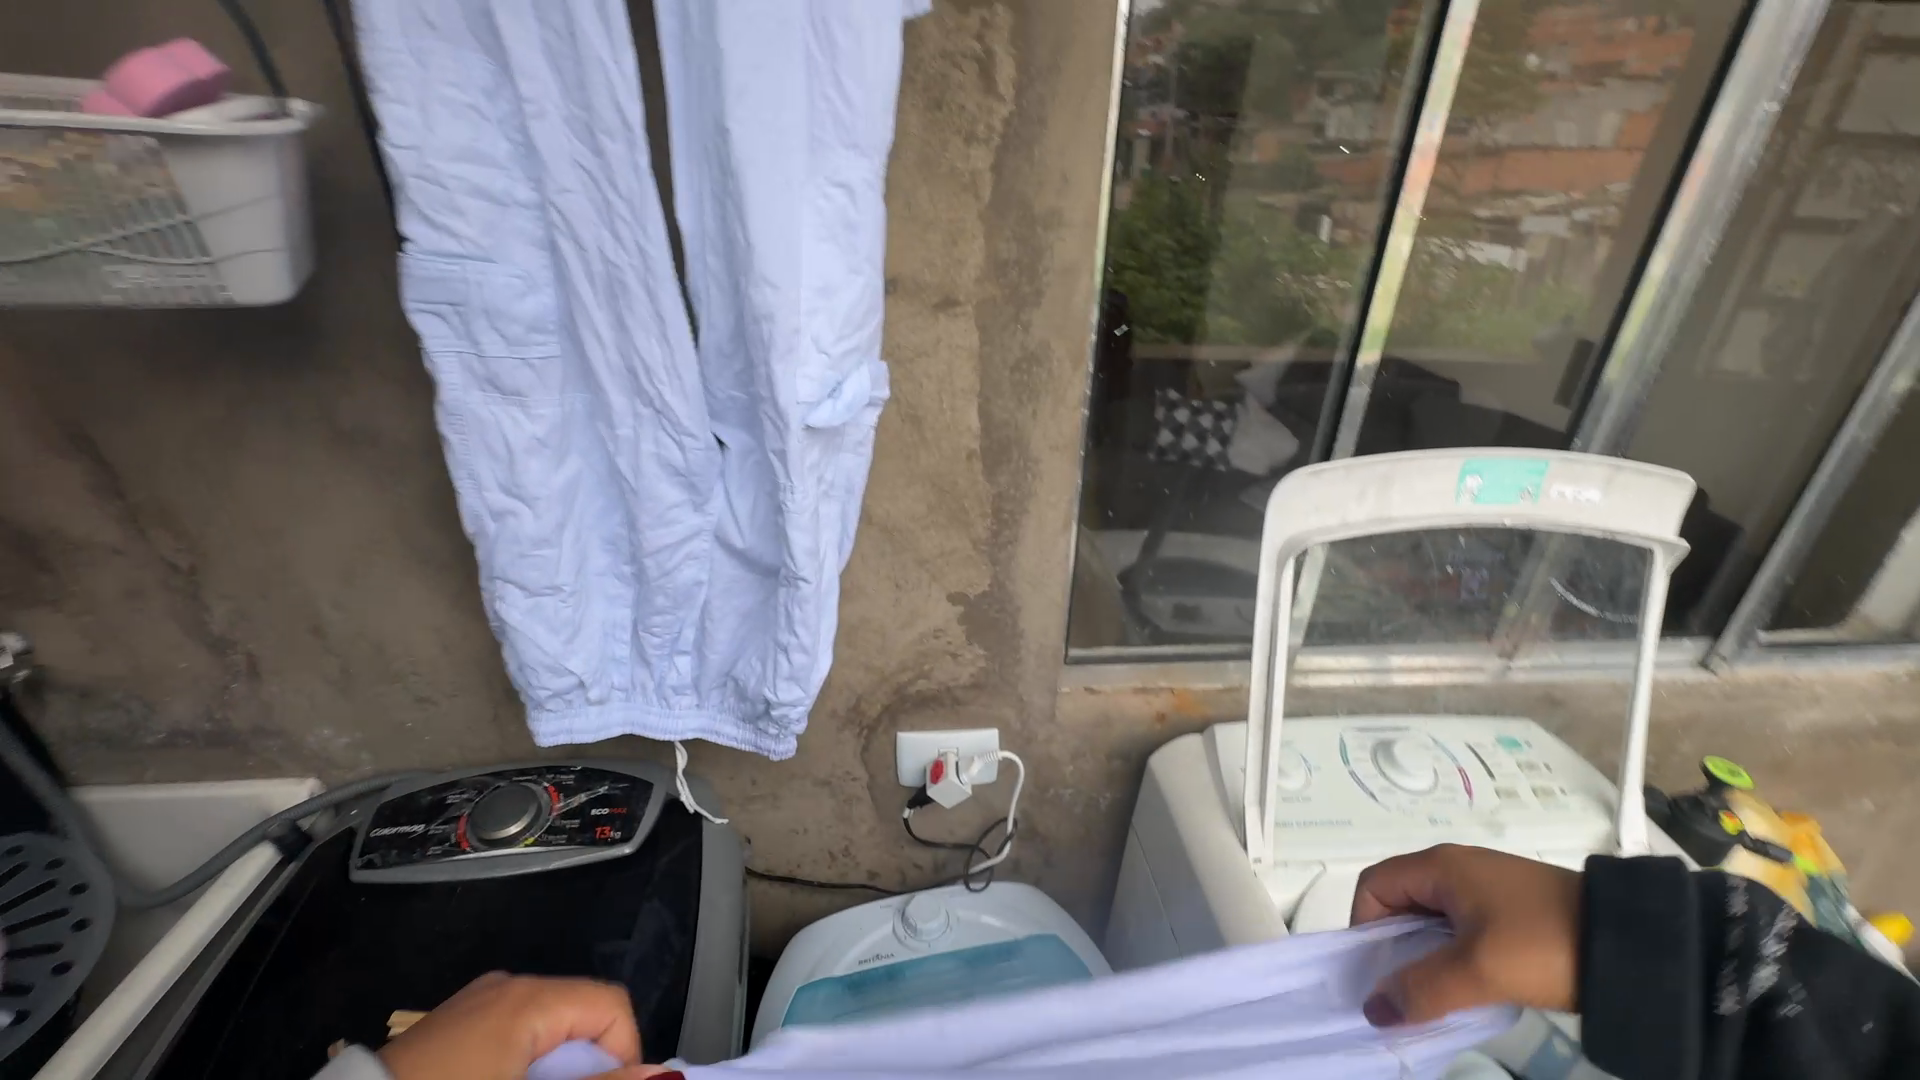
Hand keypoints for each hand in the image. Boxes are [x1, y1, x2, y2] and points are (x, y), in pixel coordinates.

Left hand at [377, 972, 672, 1079]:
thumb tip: (666, 1078)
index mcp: (530, 996)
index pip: (612, 1006)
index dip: (625, 1055)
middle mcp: (508, 985)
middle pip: (581, 1016)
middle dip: (586, 1067)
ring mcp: (476, 1003)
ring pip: (547, 1029)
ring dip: (556, 1070)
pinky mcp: (451, 1026)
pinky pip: (512, 1036)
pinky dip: (523, 1066)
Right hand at [1350, 844, 1581, 1027]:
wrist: (1641, 946)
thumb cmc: (1543, 943)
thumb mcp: (1479, 970)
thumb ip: (1422, 990)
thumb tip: (1372, 1010)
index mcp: (1438, 865)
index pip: (1374, 886)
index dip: (1364, 925)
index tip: (1375, 971)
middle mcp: (1456, 866)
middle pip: (1401, 900)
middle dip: (1393, 944)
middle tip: (1401, 989)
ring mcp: (1488, 885)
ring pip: (1434, 917)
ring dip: (1425, 953)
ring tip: (1436, 993)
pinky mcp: (1515, 907)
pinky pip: (1463, 925)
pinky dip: (1455, 953)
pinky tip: (1473, 984)